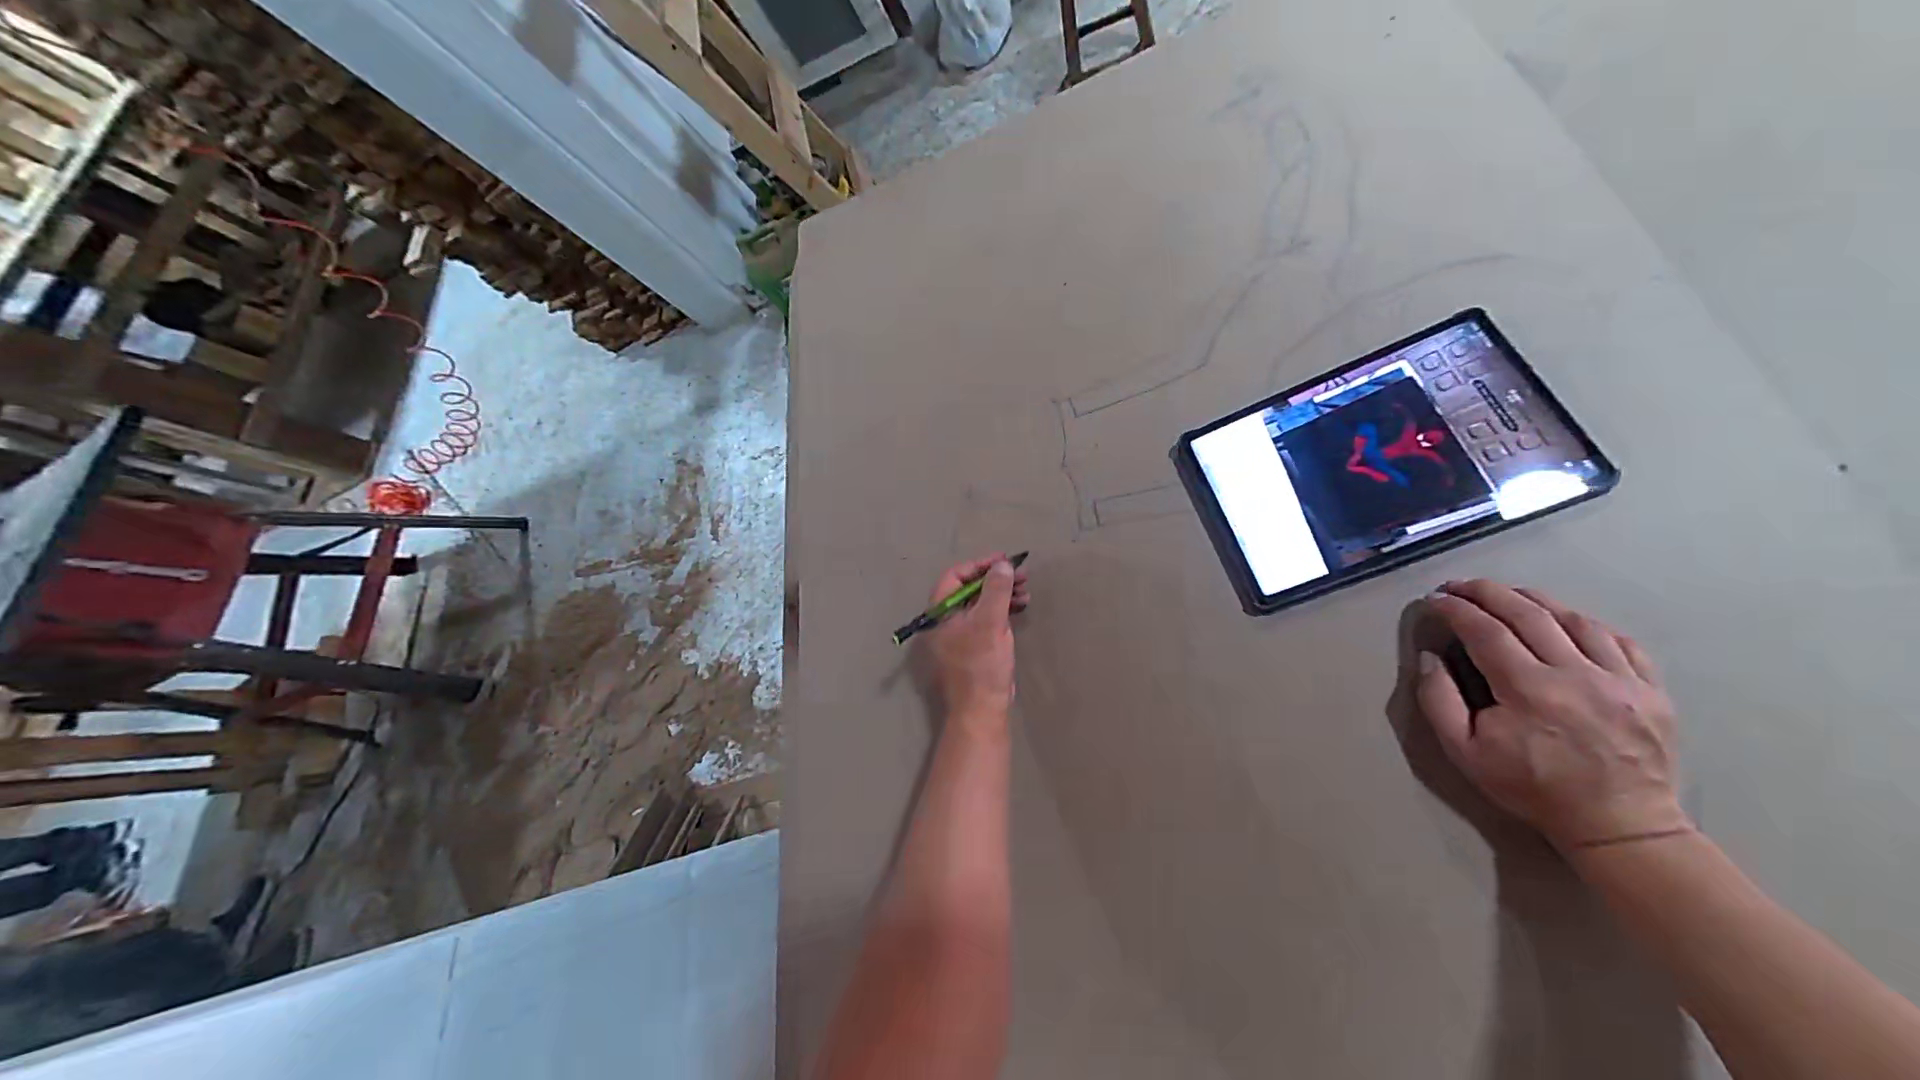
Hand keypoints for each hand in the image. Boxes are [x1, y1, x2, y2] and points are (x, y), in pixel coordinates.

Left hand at [922, 554, 1028, 726]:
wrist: (982, 708)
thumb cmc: (982, 663)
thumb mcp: (990, 622)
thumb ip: (996, 590)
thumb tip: (1002, 565)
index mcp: (940, 612)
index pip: (956, 576)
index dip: (980, 565)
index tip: (1004, 561)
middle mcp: (946, 619)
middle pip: (970, 588)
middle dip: (996, 579)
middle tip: (1022, 574)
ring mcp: (960, 633)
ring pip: (981, 603)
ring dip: (1003, 593)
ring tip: (1026, 590)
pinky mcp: (975, 645)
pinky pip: (987, 618)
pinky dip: (1003, 609)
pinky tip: (1021, 606)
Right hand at [1417, 580, 1690, 849]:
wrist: (1619, 825)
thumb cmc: (1532, 788)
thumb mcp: (1464, 752)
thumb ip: (1438, 700)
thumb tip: (1429, 658)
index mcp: (1528, 690)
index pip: (1485, 631)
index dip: (1456, 609)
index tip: (1435, 599)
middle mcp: (1576, 674)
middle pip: (1527, 613)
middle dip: (1487, 592)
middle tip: (1459, 585)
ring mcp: (1621, 680)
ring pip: (1574, 619)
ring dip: (1533, 600)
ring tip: (1507, 596)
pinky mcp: (1652, 690)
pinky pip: (1618, 640)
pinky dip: (1585, 623)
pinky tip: (1564, 623)